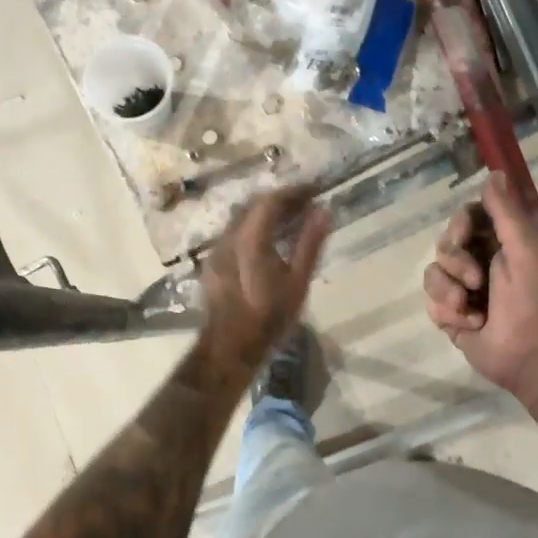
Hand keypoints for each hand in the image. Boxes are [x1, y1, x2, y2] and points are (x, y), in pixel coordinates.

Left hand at [198, 186, 331, 372]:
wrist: (229, 347)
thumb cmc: (268, 318)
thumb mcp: (297, 283)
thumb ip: (309, 244)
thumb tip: (324, 211)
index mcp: (250, 238)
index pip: (271, 199)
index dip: (295, 190)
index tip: (316, 189)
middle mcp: (229, 237)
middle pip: (254, 205)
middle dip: (281, 199)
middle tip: (306, 203)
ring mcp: (217, 249)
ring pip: (242, 218)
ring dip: (266, 213)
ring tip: (292, 220)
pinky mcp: (213, 262)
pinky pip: (234, 233)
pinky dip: (254, 228)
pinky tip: (269, 241)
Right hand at [423, 173, 537, 402]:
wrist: (536, 359)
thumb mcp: (527, 250)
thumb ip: (506, 212)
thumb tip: (495, 172)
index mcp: (503, 243)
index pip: (468, 217)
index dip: (460, 224)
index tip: (465, 234)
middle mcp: (482, 263)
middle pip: (445, 244)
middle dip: (454, 261)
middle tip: (475, 280)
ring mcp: (465, 292)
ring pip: (433, 274)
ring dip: (448, 292)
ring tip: (470, 310)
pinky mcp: (452, 318)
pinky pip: (430, 303)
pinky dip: (448, 314)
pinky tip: (471, 325)